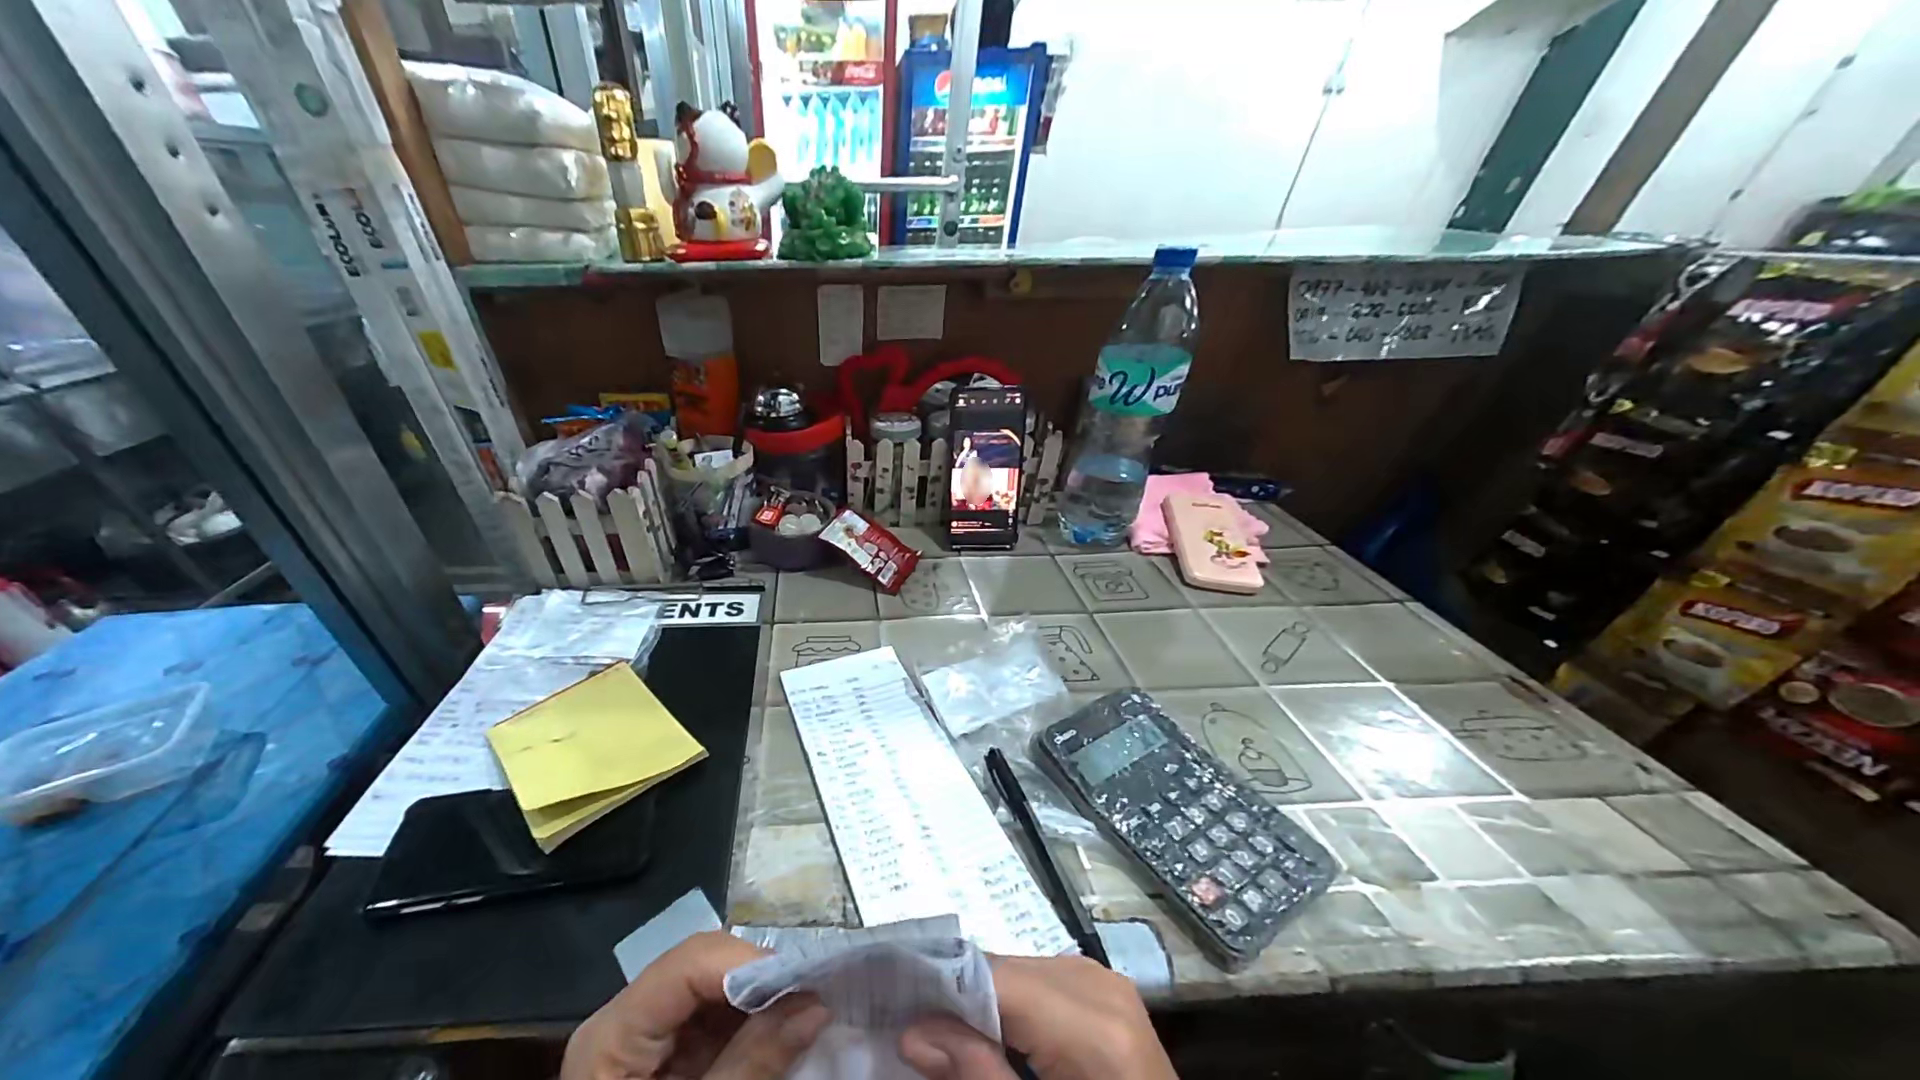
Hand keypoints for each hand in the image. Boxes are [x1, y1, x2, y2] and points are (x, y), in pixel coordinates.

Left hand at [562, 931, 831, 1079]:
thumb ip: (753, 1065)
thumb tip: (816, 1005)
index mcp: (613, 1034)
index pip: (690, 963)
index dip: (748, 964)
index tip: (803, 985)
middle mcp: (624, 1017)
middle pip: (701, 965)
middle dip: (759, 977)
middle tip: (810, 997)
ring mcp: (642, 1032)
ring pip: (712, 983)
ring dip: (759, 996)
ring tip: (801, 1013)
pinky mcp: (661, 1051)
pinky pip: (711, 1015)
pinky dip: (747, 1019)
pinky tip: (776, 1032)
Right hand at [897, 955, 1175, 1079]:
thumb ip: (978, 1074)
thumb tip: (915, 1030)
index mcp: (1091, 1024)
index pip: (996, 976)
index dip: (941, 982)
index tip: (897, 998)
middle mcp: (1103, 985)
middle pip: (1008, 970)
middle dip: (962, 996)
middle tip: (918, 1026)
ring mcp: (1112, 985)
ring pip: (1024, 971)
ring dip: (988, 999)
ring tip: (955, 1036)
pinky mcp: (1114, 995)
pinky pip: (1049, 982)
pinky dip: (1020, 1004)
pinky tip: (1003, 1036)